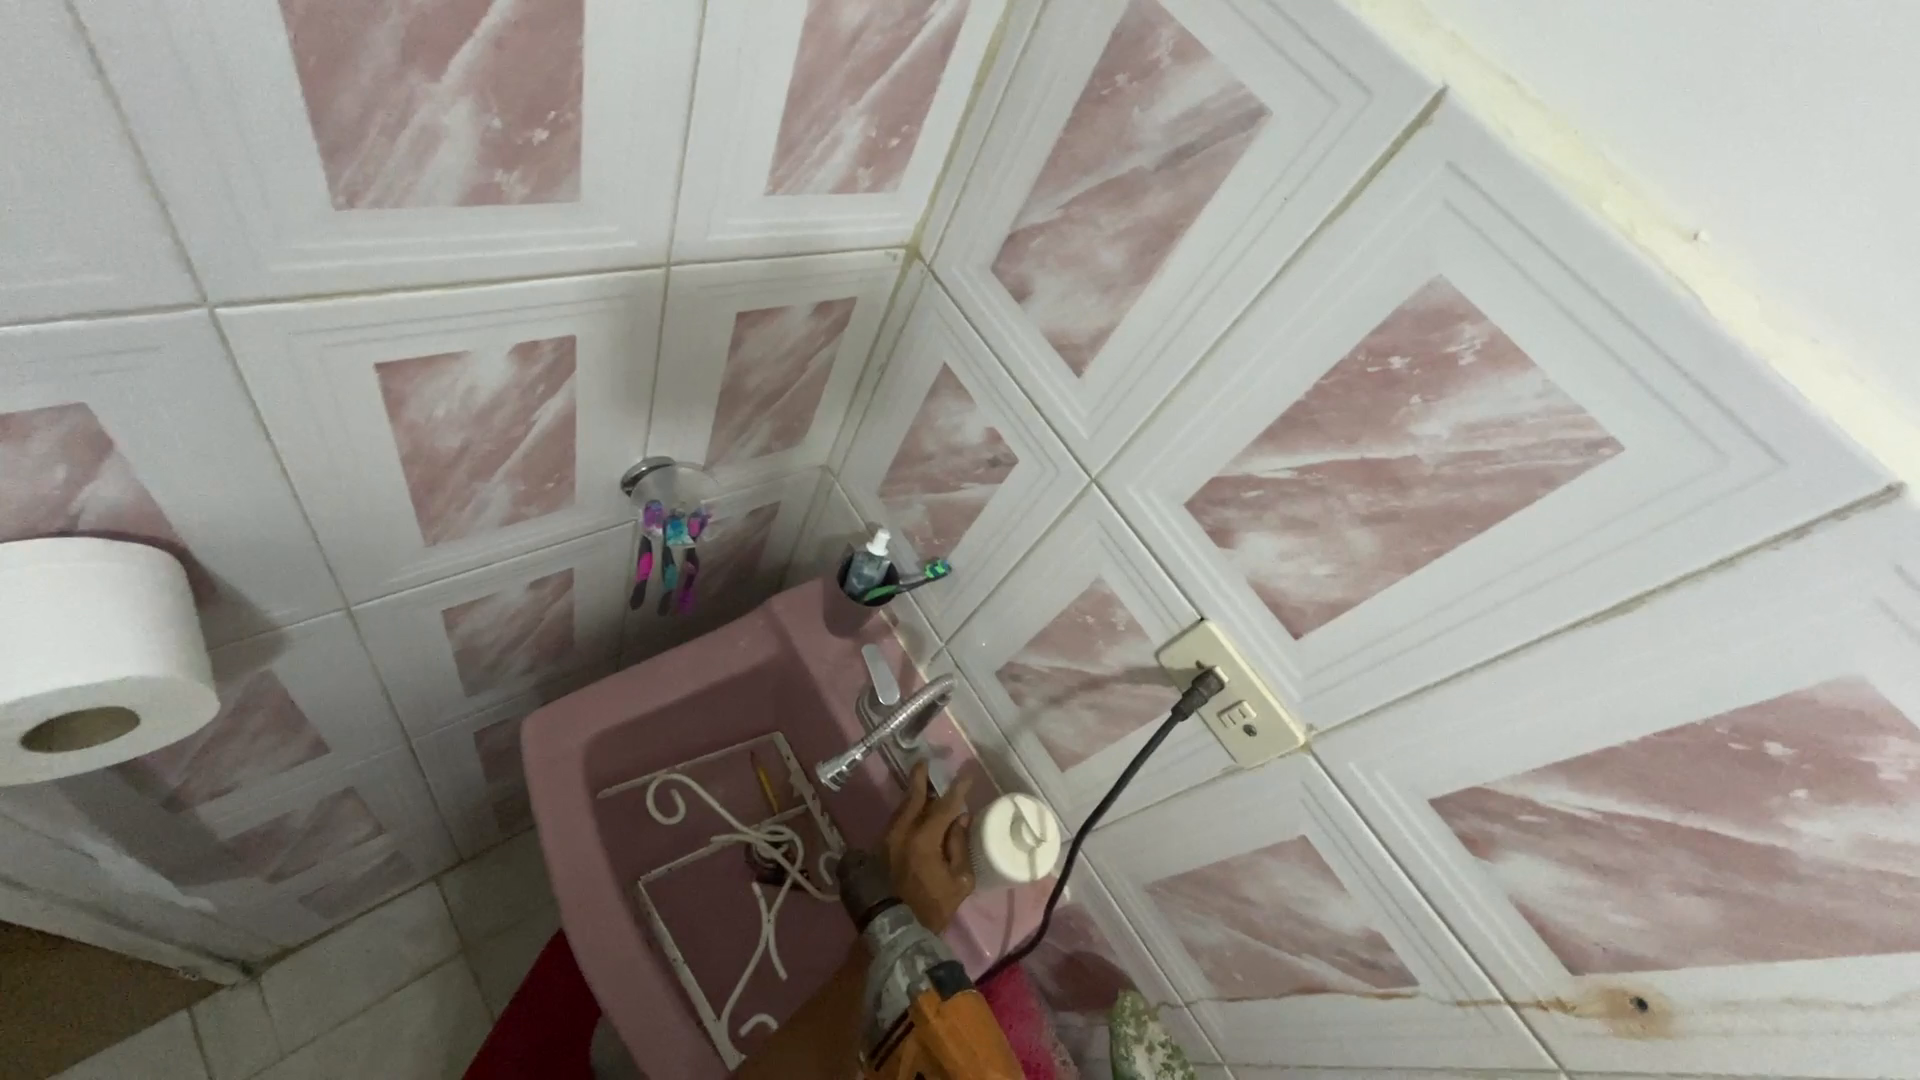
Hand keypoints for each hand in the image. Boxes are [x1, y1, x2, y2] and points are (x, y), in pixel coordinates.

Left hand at [882, 761, 974, 932]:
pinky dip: (906, 812)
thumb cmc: (932, 908)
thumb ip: (960, 846)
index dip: (958, 789)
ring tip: (923, 784)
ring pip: (901, 809)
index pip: (945, 805)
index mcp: (924, 838)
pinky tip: (914, 811)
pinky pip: (896, 822)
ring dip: (913, 795)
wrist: (894, 930)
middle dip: (921, 778)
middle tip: (925, 762)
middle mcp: (902, 832)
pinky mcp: (878, 848)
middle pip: (913, 797)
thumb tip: (960, 819)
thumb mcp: (959, 881)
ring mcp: (887, 839)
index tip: (967, 775)